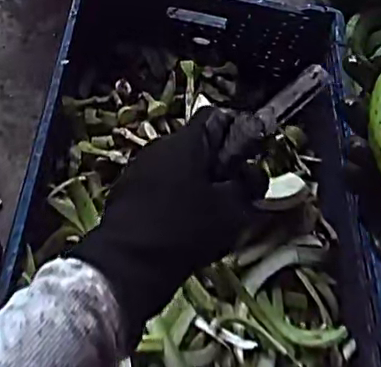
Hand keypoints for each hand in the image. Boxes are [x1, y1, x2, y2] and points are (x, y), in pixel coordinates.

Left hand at [71, 107, 264, 326]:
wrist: (126, 265)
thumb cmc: (183, 231)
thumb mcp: (230, 212)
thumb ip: (248, 187)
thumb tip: (254, 174)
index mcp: (187, 140)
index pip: (217, 116)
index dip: (238, 130)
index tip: (250, 155)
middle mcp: (161, 145)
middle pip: (198, 143)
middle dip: (218, 163)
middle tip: (234, 191)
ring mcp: (141, 166)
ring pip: (179, 165)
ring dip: (196, 182)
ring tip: (210, 214)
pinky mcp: (128, 189)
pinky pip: (160, 184)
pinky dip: (175, 197)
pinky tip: (182, 226)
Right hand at [346, 73, 380, 312]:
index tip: (361, 65)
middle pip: (377, 125)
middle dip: (362, 111)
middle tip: (350, 103)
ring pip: (362, 152)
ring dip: (356, 143)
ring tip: (356, 145)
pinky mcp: (374, 210)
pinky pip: (355, 186)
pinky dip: (351, 174)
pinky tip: (353, 169)